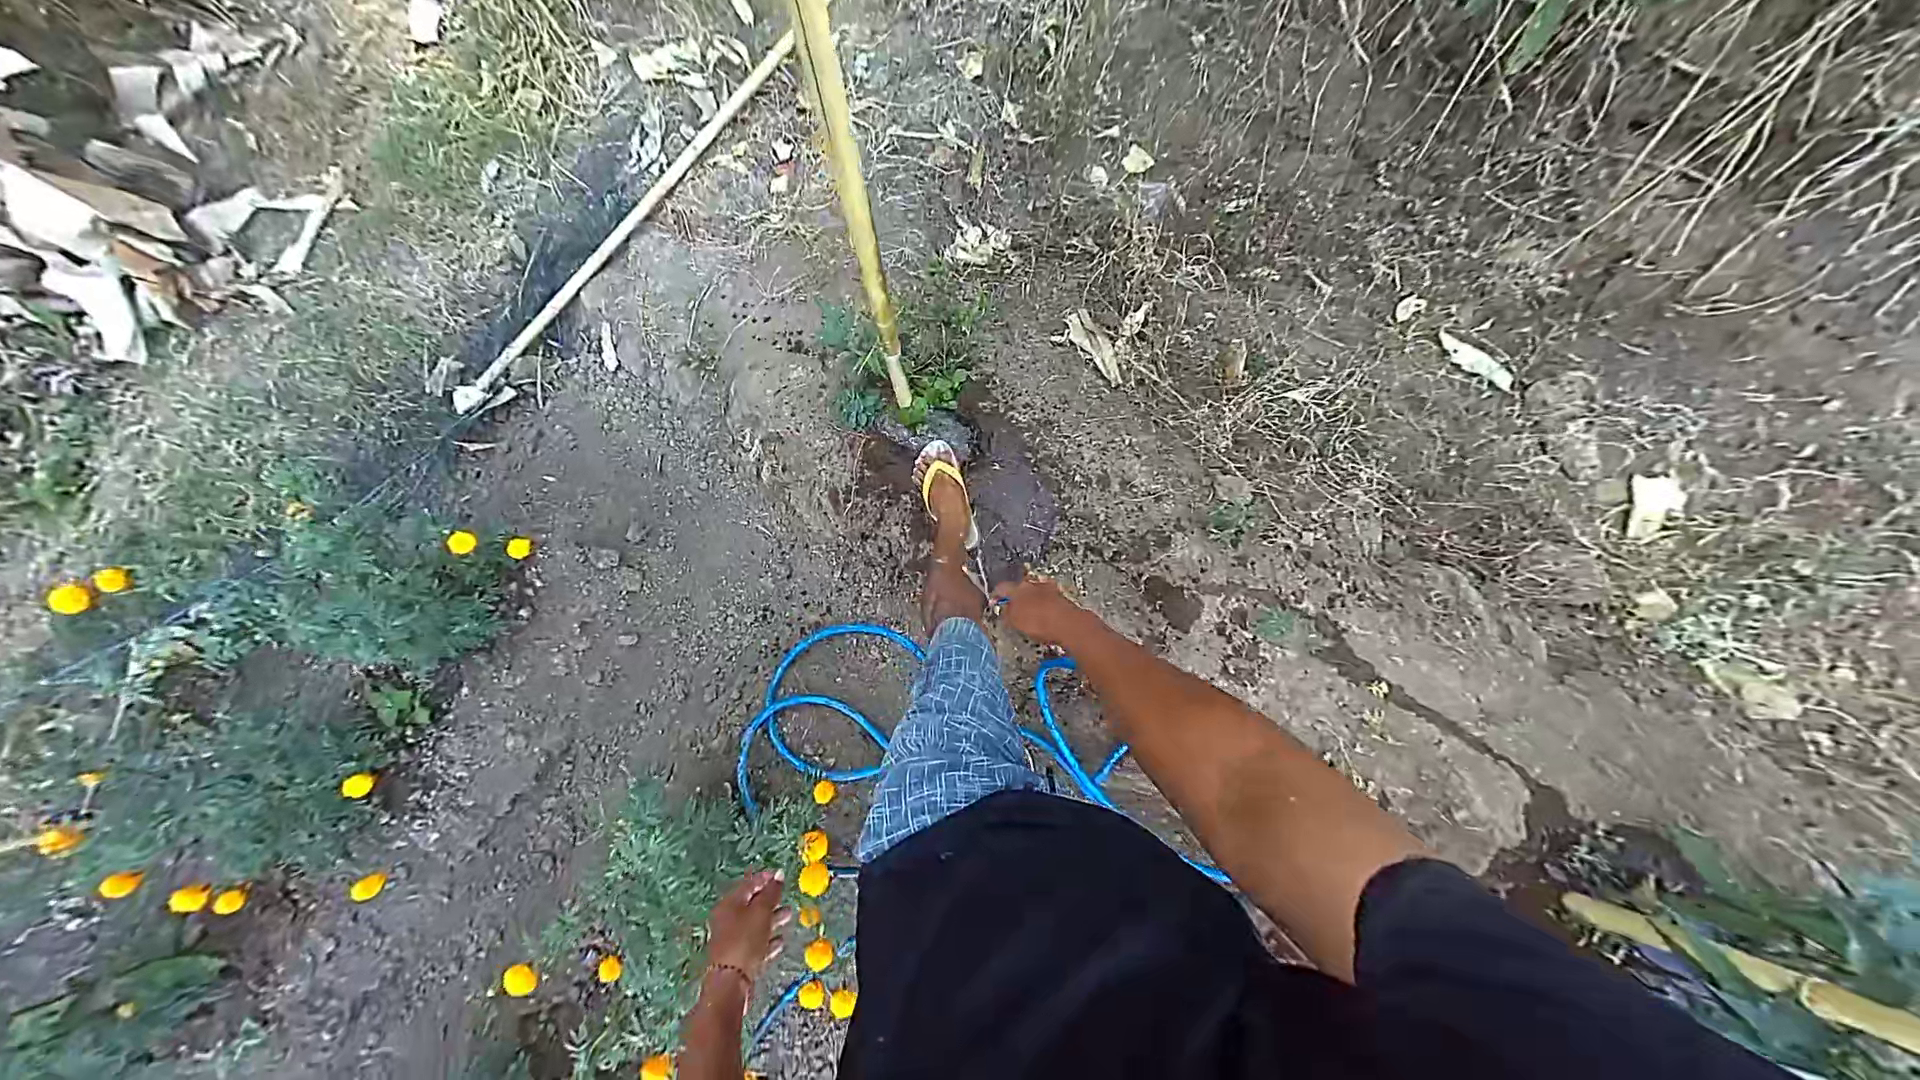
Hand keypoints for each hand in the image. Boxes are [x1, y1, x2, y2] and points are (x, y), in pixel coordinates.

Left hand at [705, 870, 788, 985]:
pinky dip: (768, 939)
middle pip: (751, 904)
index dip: (765, 878)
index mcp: (729, 904)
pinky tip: (780, 941)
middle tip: (786, 896)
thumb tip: (778, 875)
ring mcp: (731, 939)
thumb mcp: (761, 912)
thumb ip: (771, 893)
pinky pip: (755, 943)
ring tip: (788, 915)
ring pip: (755, 923)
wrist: (731, 983)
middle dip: (770, 900)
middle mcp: (727, 919)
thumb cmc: (745, 940)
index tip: (781, 875)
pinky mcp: (738, 957)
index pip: (748, 884)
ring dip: (772, 919)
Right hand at [991, 572, 1092, 649]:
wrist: (1068, 624)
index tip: (995, 602)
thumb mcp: (1014, 622)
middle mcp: (1033, 584)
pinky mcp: (1061, 597)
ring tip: (1029, 616)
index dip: (996, 596)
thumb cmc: (1039, 622)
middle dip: (1016, 598)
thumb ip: (1006, 614)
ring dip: (1031, 601)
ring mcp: (1049, 589)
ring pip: (1035, 593)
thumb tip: (1004, 611)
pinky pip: (1047, 600)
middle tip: (1013, 611)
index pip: (1001, 588)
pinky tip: (1044, 618)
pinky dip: (1044, 607)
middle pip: (1019, 588)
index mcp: (1017, 588)